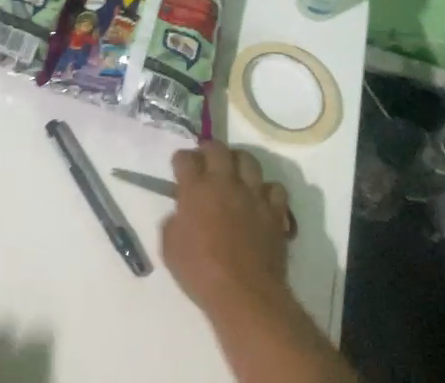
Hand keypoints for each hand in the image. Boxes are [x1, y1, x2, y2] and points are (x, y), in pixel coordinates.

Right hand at [160, 141, 295, 318]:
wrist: (245, 295)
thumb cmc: (201, 273)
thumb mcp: (170, 248)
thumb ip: (173, 222)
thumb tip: (180, 215)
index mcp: (195, 190)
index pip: (185, 158)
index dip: (181, 160)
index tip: (180, 168)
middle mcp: (225, 183)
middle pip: (218, 148)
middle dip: (209, 149)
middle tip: (205, 160)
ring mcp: (253, 195)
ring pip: (249, 160)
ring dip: (238, 162)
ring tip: (234, 173)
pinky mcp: (275, 212)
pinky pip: (275, 188)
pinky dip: (267, 190)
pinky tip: (260, 200)